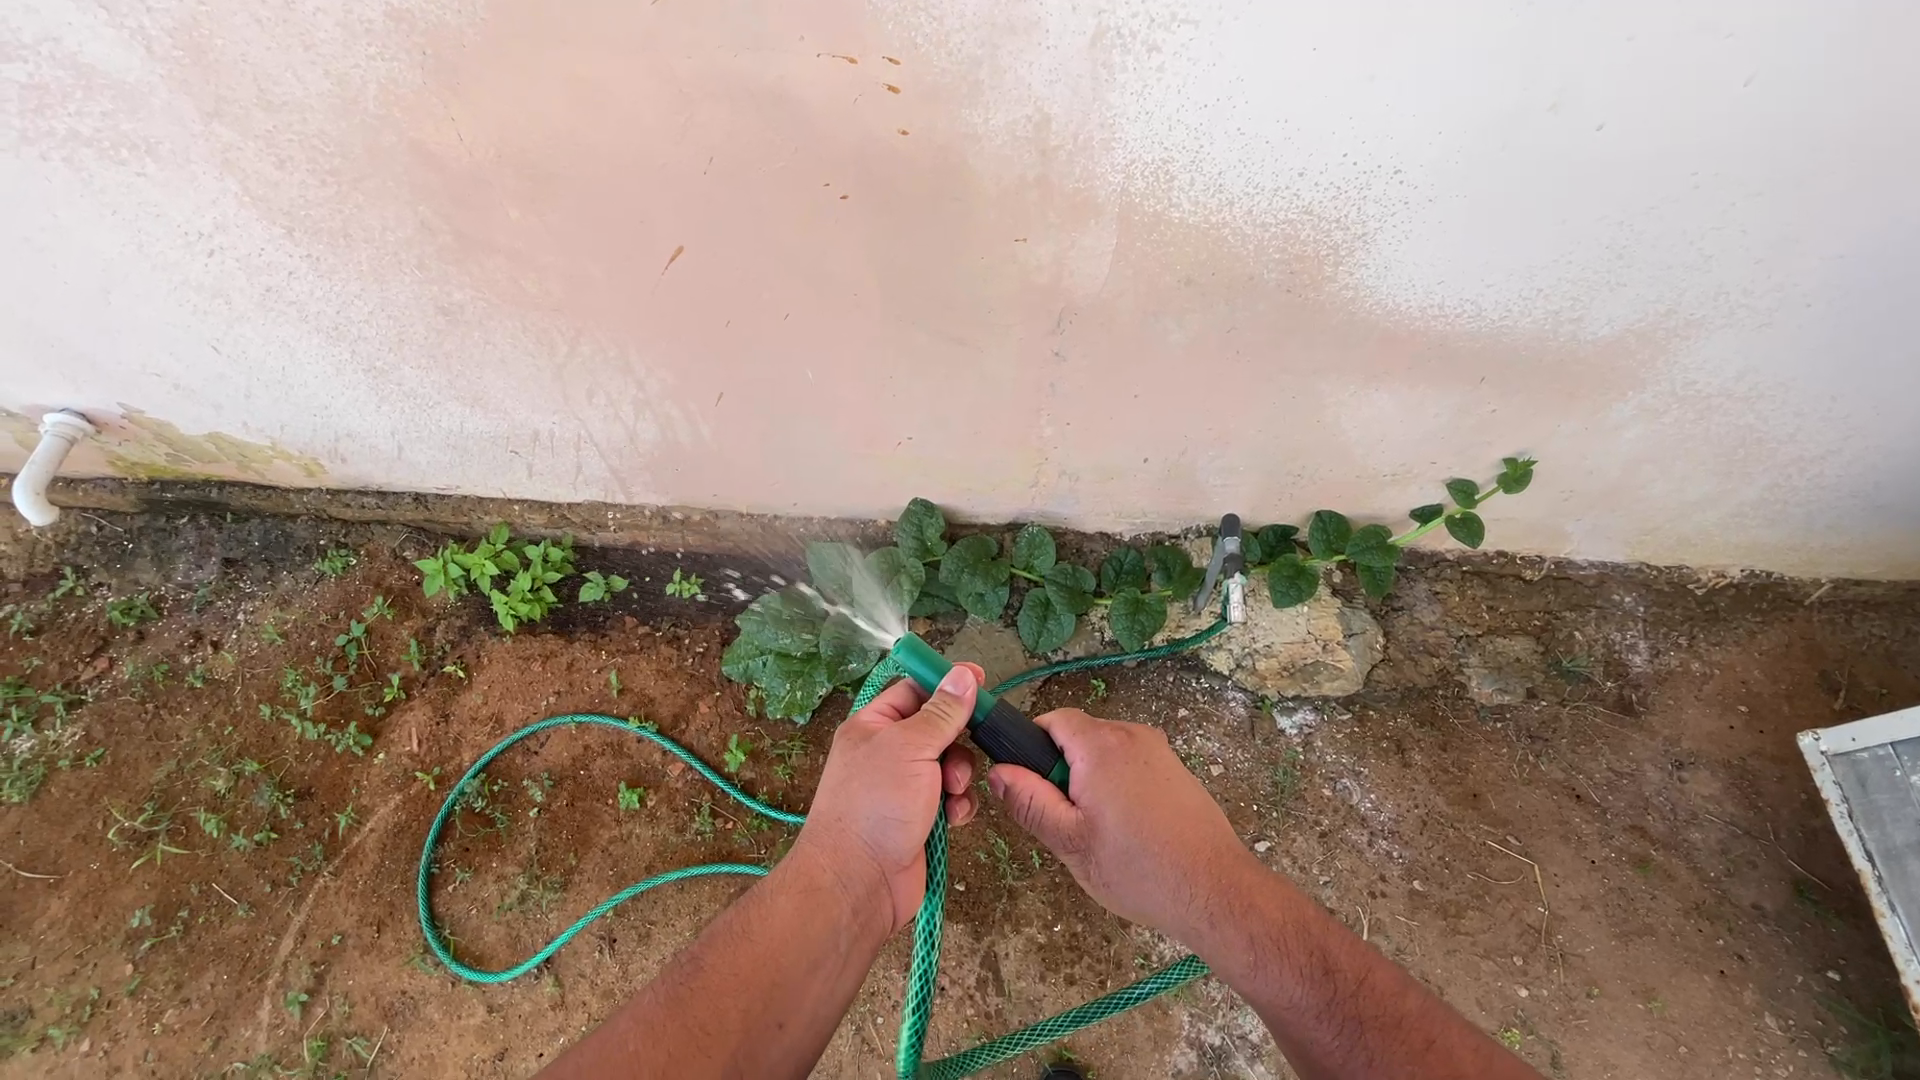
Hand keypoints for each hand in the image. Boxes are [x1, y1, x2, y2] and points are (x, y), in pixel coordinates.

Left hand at [792, 664, 982, 933]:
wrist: (858, 883)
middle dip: (957, 739)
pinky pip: (951, 797)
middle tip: (966, 748)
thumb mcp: (911, 748)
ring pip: (950, 763)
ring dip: (960, 775)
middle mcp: (887, 752)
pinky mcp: (920, 817)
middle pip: (937, 727)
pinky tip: (953, 818)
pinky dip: (957, 805)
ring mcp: (904, 786)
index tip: (980, 679)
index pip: (914, 690)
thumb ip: (942, 712)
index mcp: (873, 725)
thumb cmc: (876, 805)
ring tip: (953, 792)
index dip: (946, 684)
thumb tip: (962, 674)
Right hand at [987, 708, 1256, 942]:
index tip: (1032, 786)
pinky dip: (1120, 787)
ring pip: (1106, 753)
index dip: (1033, 747)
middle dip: (1064, 770)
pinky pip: (1132, 765)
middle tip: (1066, 821)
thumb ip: (1029, 801)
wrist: (1217, 891)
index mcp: (1100, 744)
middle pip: (1080, 736)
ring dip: (1092, 780)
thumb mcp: (1070, 841)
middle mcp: (1131, 734)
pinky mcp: (1177, 770)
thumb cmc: (1138, 868)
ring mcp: (1160, 750)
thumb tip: (998, 772)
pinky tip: (1130, 833)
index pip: (1052, 720)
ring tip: (1100, 833)